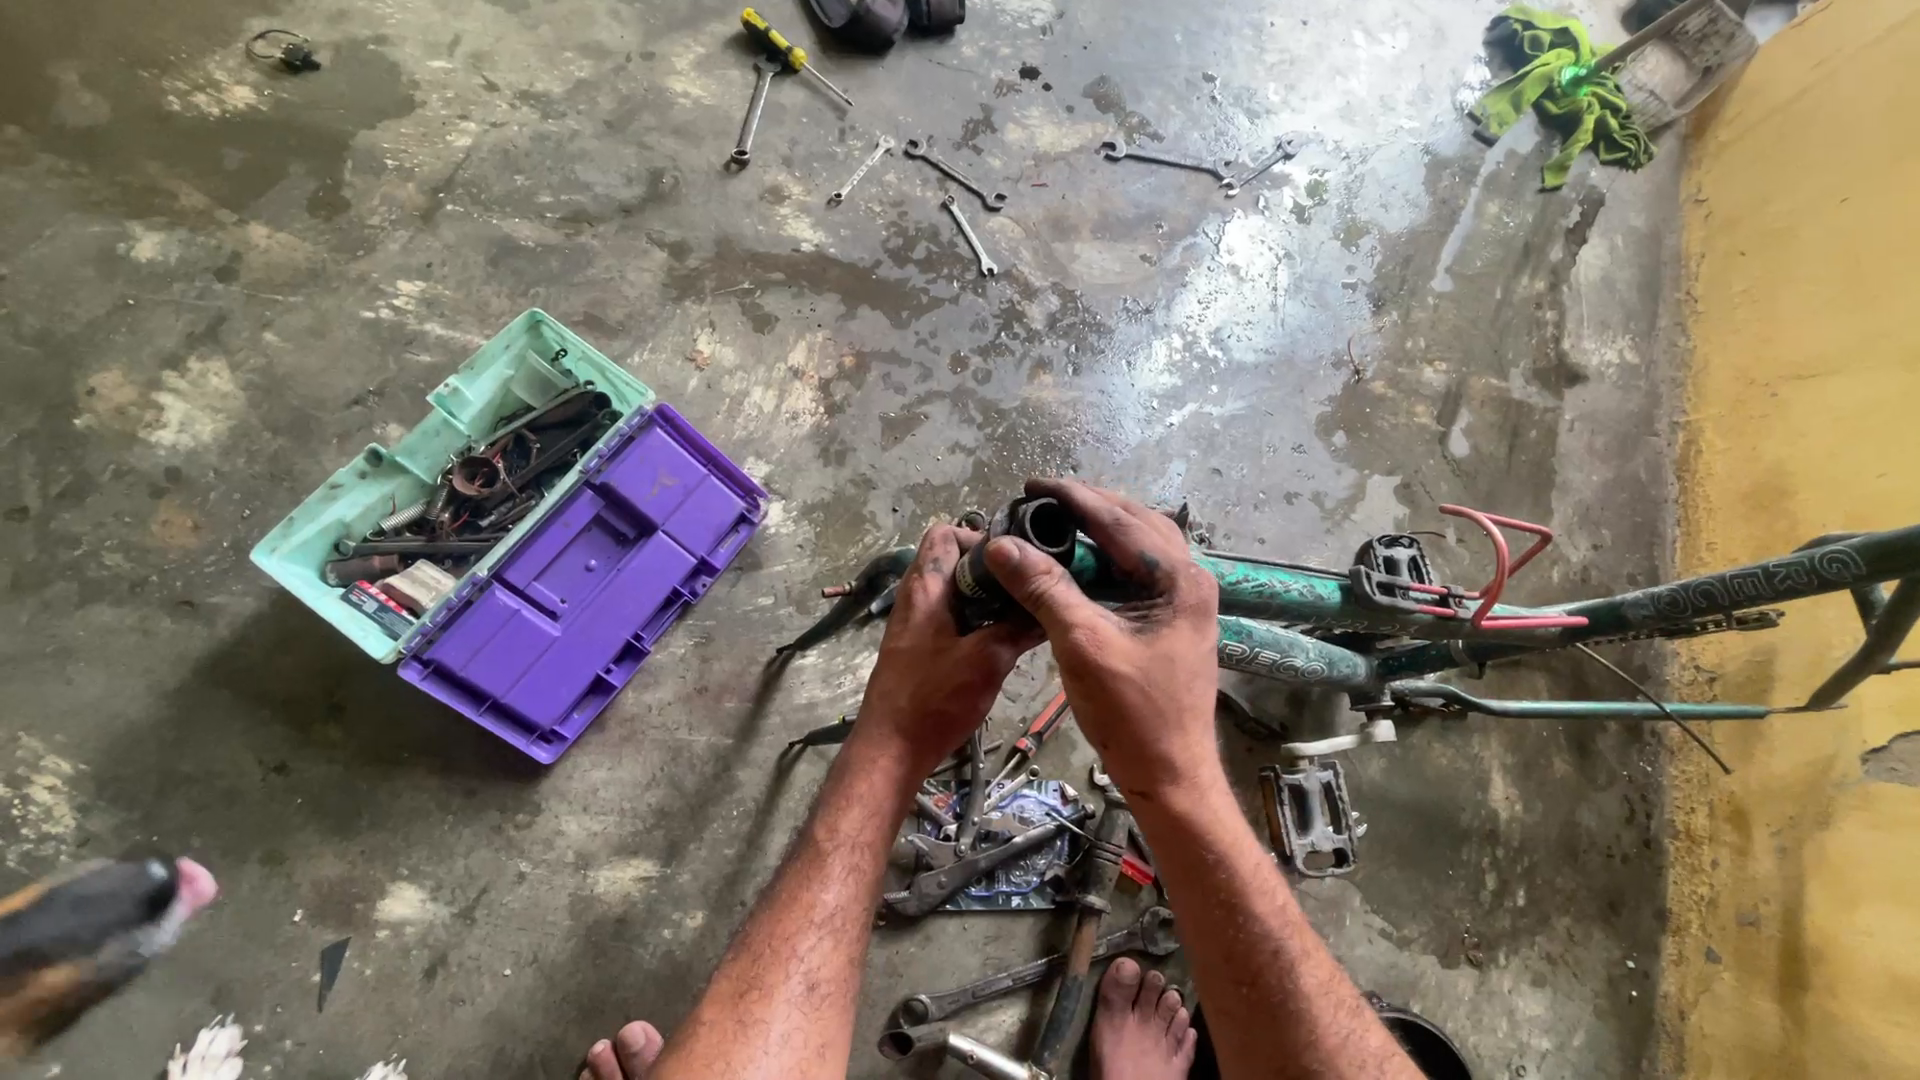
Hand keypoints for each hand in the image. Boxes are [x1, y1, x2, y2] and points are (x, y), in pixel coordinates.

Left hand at [852, 524, 1042, 777]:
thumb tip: (1049, 609)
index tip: (1012, 563)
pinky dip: (977, 622)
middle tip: (1026, 589)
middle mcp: (916, 599)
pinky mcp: (920, 650)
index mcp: (924, 589)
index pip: (945, 534)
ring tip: (1022, 614)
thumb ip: (1018, 629)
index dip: (979, 538)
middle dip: (992, 572)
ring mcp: (916, 625)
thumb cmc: (934, 699)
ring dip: (987, 600)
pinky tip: (1004, 643)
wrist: (891, 750)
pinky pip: (952, 620)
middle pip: (953, 563)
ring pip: (955, 594)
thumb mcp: (987, 660)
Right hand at [983, 478, 1220, 798]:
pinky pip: (1136, 572)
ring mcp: (1183, 600)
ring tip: (1055, 522)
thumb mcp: (1082, 643)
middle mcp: (1188, 579)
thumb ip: (1044, 589)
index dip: (1072, 497)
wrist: (1169, 772)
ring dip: (1098, 529)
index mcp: (1178, 578)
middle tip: (1041, 501)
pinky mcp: (1170, 619)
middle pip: (1135, 522)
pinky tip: (1076, 563)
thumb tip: (1001, 544)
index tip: (1032, 484)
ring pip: (1138, 545)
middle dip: (1088, 506)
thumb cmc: (1132, 711)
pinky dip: (1104, 558)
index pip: (1119, 519)